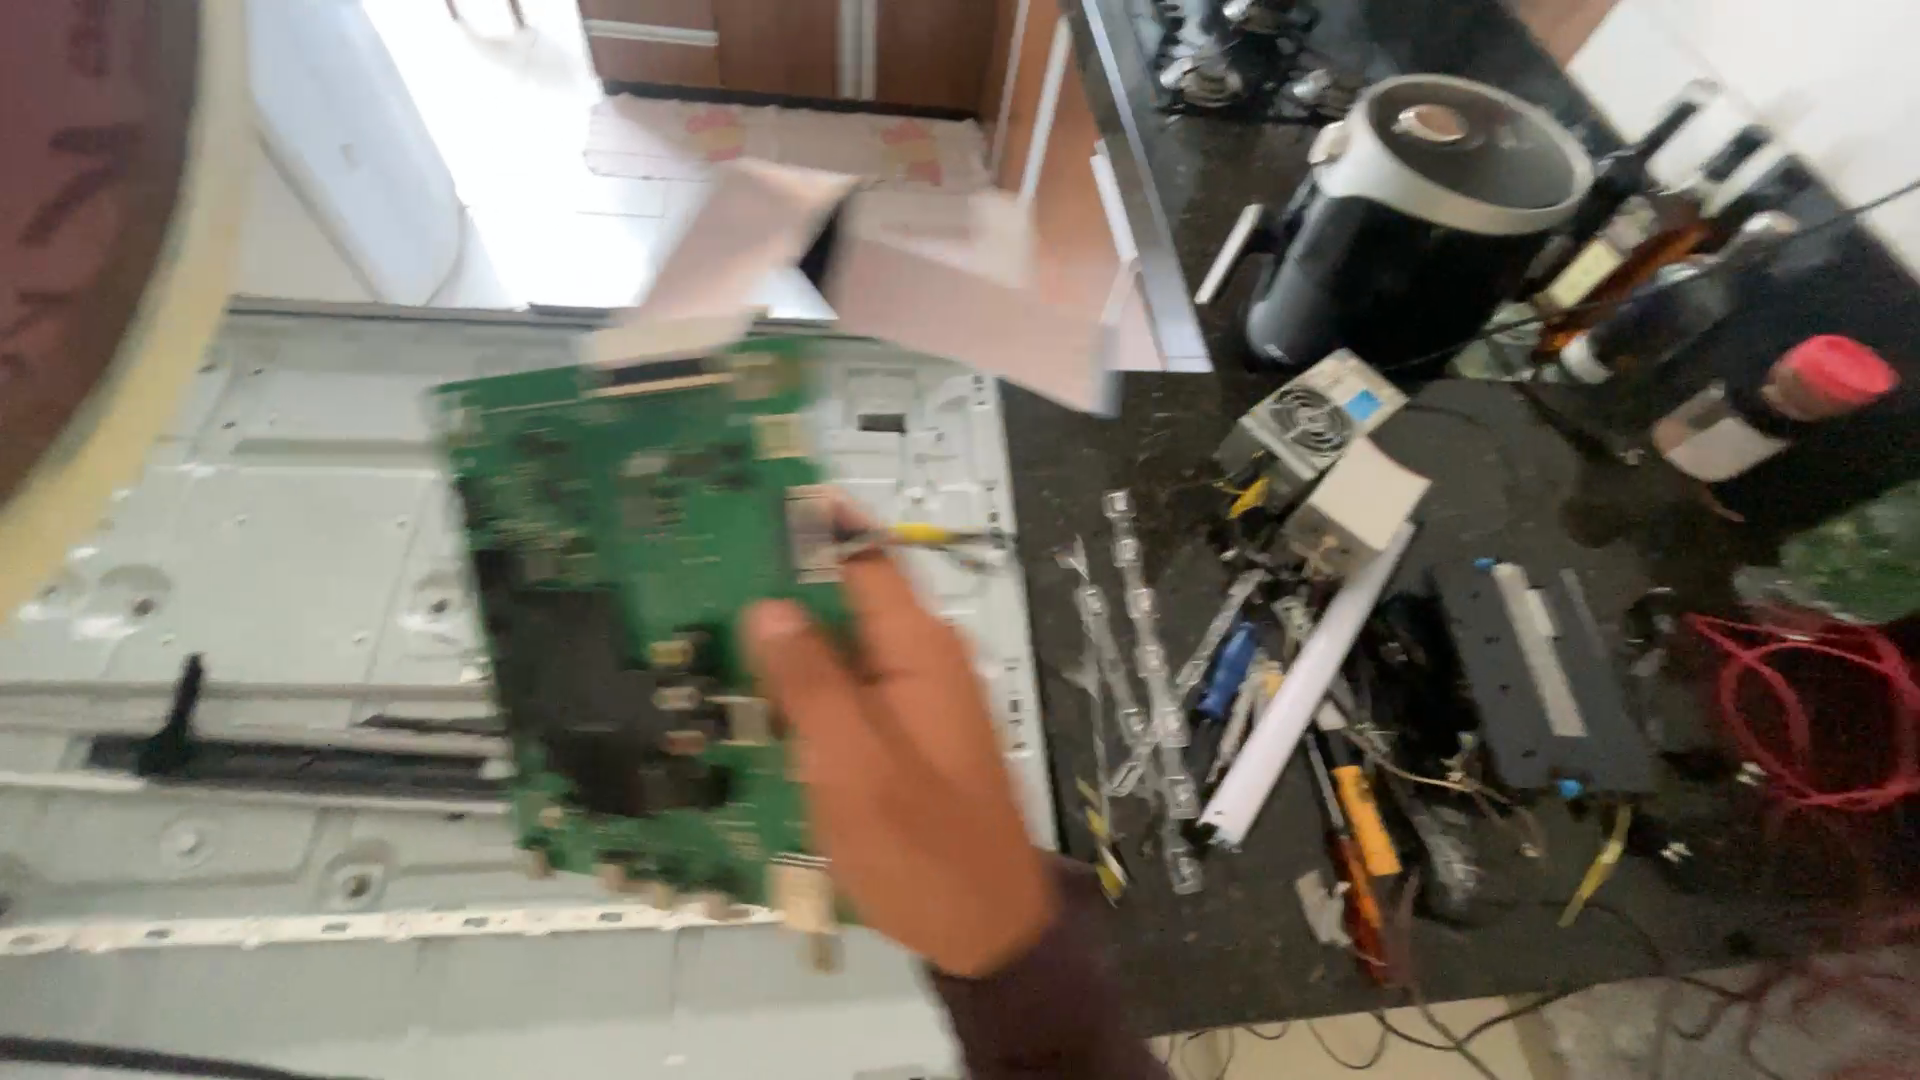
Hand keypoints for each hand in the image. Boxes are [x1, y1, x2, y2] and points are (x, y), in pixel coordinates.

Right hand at [741, 542, 1055, 976]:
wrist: (987, 924)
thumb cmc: (921, 849)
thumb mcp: (853, 766)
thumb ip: (810, 681)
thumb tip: (769, 605)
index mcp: (919, 648)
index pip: (862, 557)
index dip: (807, 528)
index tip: (744, 507)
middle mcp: (926, 655)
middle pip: (848, 599)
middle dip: (782, 591)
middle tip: (699, 583)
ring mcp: (922, 692)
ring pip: (846, 647)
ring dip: (791, 646)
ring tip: (711, 639)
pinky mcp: (912, 728)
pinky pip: (855, 688)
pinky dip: (811, 688)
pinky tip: (761, 706)